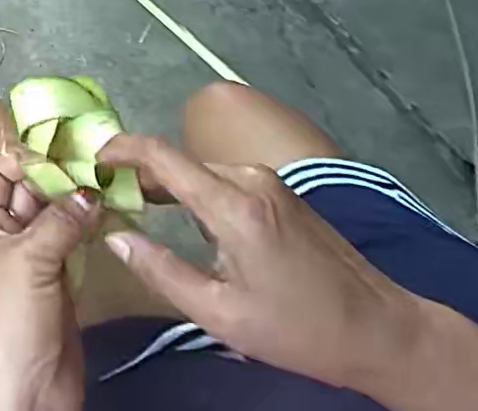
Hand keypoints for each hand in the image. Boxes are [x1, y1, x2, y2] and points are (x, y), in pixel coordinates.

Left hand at [0, 150, 99, 410]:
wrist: (27, 393)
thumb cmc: (9, 318)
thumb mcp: (28, 259)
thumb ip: (60, 220)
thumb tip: (90, 190)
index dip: (26, 156)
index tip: (63, 150)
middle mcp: (5, 228)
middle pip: (30, 186)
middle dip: (59, 173)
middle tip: (96, 161)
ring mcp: (33, 251)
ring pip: (54, 209)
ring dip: (77, 197)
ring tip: (107, 180)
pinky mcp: (58, 272)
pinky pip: (71, 235)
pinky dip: (87, 222)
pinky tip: (109, 210)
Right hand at [95, 134, 426, 394]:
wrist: (384, 330)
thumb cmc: (300, 329)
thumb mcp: (221, 314)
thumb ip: (160, 271)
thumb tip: (113, 236)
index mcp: (233, 205)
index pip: (161, 155)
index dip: (121, 148)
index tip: (93, 160)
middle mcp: (247, 177)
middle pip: (177, 161)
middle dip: (139, 174)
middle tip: (111, 198)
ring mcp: (266, 179)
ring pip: (198, 169)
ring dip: (167, 183)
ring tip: (142, 209)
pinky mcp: (277, 187)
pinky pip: (220, 177)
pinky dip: (194, 189)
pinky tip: (189, 219)